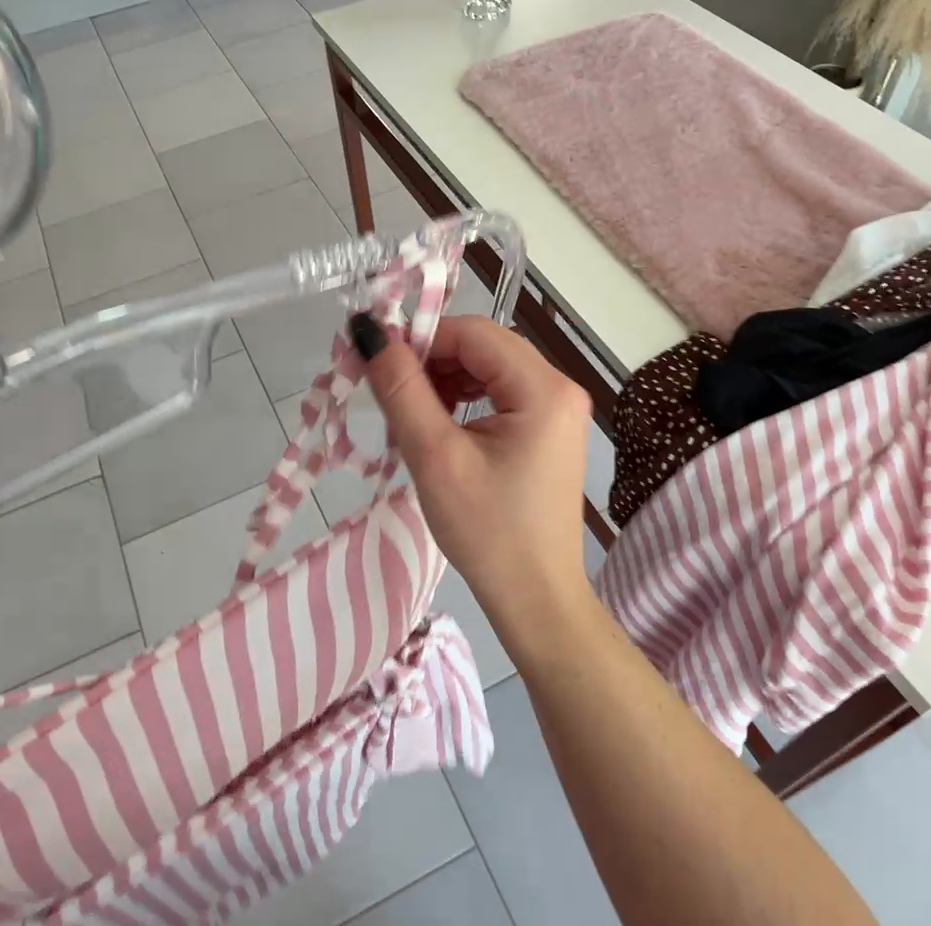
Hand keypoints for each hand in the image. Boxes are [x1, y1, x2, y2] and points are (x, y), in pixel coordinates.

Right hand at [353, 313, 593, 629]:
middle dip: (433, 363)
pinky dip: (465, 403)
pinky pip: (501, 397)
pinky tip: (439, 429)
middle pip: (485, 349)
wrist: (535, 597)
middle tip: (389, 393)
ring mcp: (559, 412)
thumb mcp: (435, 457)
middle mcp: (560, 389)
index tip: (376, 363)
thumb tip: (369, 333)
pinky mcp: (550, 433)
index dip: (422, 339)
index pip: (474, 332)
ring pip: (490, 372)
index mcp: (544, 388)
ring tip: (411, 417)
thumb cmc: (487, 532)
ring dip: (446, 383)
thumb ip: (402, 390)